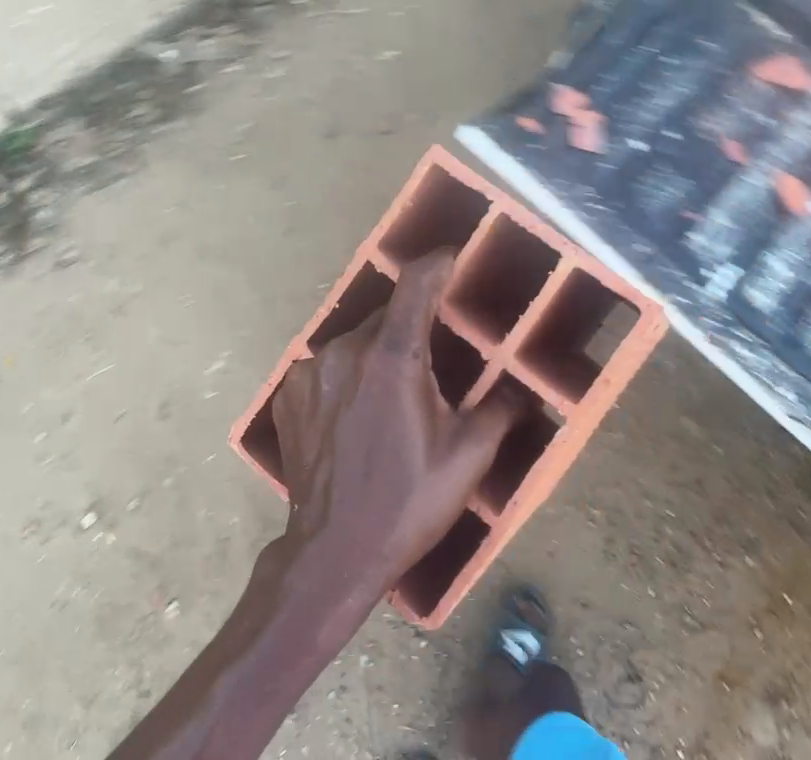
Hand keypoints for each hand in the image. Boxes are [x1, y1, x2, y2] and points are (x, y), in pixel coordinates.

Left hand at [273, 250, 527, 598]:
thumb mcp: (469, 456)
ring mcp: (309, 373)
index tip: (455, 259)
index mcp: (393, 358)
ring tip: (397, 395)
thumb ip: (501, 408)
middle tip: (437, 357)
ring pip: (356, 342)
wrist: (334, 552)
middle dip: (414, 325)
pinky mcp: (288, 396)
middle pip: (387, 316)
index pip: (416, 284)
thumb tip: (522, 387)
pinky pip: (328, 367)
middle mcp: (345, 352)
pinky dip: (349, 375)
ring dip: (380, 354)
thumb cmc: (409, 501)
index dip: (438, 264)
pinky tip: (359, 414)